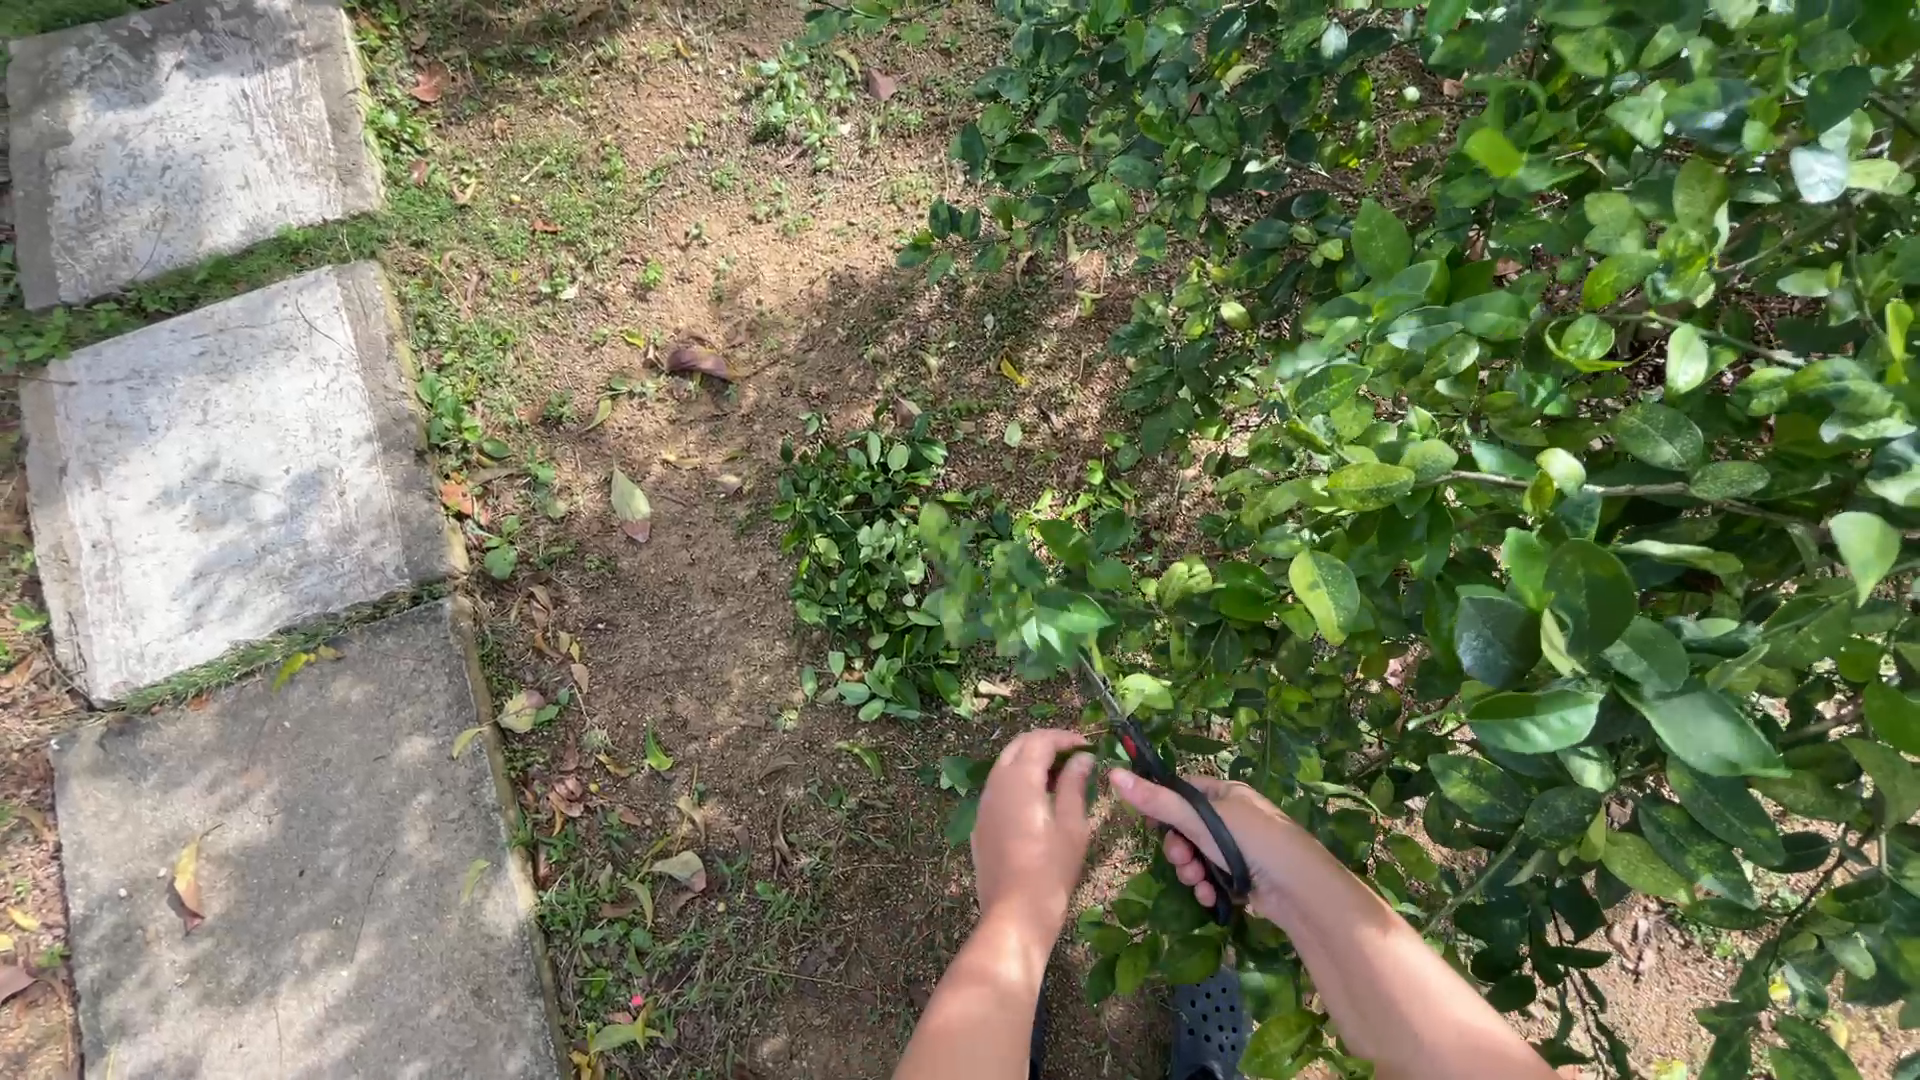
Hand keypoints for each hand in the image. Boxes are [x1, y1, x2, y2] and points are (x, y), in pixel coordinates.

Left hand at [971, 730, 1096, 940]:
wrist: (1014, 914)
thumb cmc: (1051, 870)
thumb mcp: (1072, 825)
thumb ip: (1075, 785)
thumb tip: (1083, 759)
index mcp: (1019, 779)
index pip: (1040, 741)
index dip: (1065, 738)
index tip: (1088, 746)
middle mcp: (996, 784)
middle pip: (1018, 746)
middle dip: (1045, 743)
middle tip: (1074, 755)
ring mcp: (984, 804)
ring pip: (1005, 766)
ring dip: (1030, 761)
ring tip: (1060, 776)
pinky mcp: (981, 823)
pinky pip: (998, 789)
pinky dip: (1018, 781)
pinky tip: (1038, 800)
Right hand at [1109, 769, 1298, 916]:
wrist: (1302, 892)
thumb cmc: (1252, 842)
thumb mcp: (1200, 818)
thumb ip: (1156, 800)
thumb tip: (1113, 773)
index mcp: (1227, 793)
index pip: (1183, 792)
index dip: (1163, 806)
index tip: (1150, 824)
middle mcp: (1234, 818)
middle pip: (1187, 827)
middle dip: (1178, 847)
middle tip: (1181, 859)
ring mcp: (1241, 850)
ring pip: (1198, 855)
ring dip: (1191, 870)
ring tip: (1198, 882)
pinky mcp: (1246, 879)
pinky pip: (1214, 877)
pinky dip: (1208, 886)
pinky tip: (1211, 896)